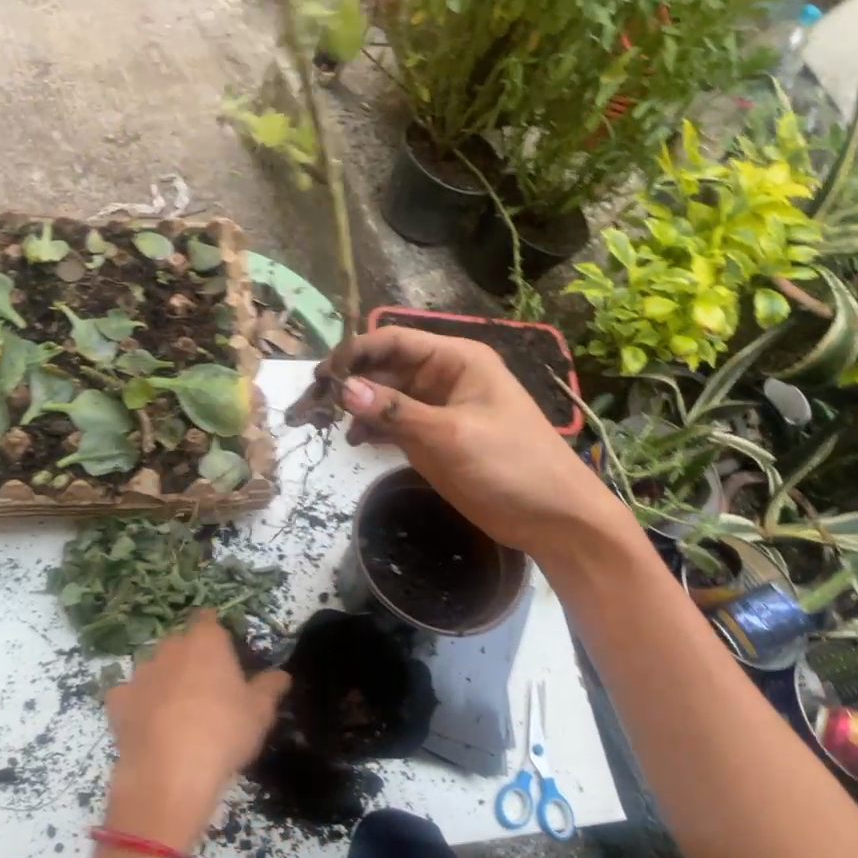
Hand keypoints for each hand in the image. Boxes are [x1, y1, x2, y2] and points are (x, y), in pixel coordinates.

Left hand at [103, 612, 289, 853]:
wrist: (169, 773)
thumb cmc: (223, 733)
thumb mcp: (260, 712)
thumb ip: (270, 687)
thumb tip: (281, 674)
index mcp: (205, 642)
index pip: (207, 620)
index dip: (215, 632)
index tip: (224, 652)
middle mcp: (169, 649)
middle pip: (180, 644)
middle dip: (191, 658)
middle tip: (208, 688)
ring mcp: (140, 674)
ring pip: (155, 668)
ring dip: (165, 681)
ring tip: (179, 712)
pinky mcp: (118, 701)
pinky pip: (130, 695)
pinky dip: (139, 705)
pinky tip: (149, 725)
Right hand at [332, 326, 625, 554]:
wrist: (551, 517)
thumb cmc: (512, 465)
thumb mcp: (452, 435)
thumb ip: (396, 412)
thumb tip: (343, 388)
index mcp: (455, 360)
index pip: (393, 341)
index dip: (354, 354)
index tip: (320, 378)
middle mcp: (442, 377)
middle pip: (382, 367)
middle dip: (345, 382)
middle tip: (306, 406)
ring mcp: (435, 410)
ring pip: (382, 397)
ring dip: (351, 406)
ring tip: (316, 423)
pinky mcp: (431, 440)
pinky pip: (391, 424)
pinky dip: (368, 429)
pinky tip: (349, 442)